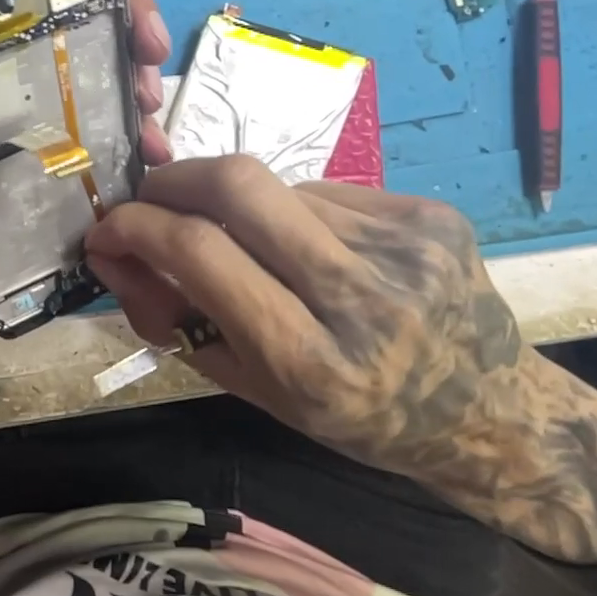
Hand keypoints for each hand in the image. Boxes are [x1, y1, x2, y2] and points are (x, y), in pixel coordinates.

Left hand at [0, 0, 174, 387]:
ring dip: (137, 63)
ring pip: (99, 72)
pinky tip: (157, 147)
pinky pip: (115, 139)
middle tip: (142, 32)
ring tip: (151, 90)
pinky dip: (145, 131)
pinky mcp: (67, 178)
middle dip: (116, 3)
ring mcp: (36, 133)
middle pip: (66, 20)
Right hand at [84, 156, 596, 563]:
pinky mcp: (430, 217)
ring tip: (241, 241)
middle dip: (170, 180)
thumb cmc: (350, 415)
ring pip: (272, 184)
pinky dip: (283, 210)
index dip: (134, 226)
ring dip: (228, 203)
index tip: (105, 230)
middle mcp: (361, 295)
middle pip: (237, 184)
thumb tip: (109, 253)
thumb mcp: (245, 385)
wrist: (491, 415)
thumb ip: (167, 318)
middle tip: (148, 201)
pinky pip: (318, 189)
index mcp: (309, 358)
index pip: (200, 250)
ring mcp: (403, 247)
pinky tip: (300, 244)